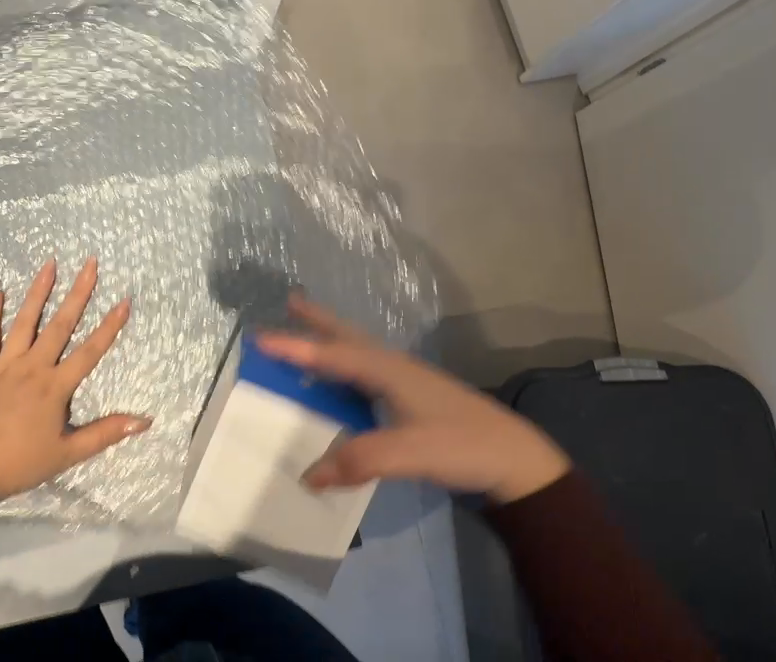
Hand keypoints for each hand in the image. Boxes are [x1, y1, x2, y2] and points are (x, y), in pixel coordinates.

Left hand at [0, 257, 150, 500]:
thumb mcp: (66, 454)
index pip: (89, 352)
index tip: (124, 300)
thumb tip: (145, 420)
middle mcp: (32, 368)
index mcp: (55, 387)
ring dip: (38, 291)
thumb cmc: (18, 463)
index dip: (109, 326)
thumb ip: (105, 434)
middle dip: (78, 293)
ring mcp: (4, 365)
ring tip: (50, 264)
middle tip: (90, 264)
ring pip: (25, 321)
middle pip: (60, 325)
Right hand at [256, 294, 569, 503]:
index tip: (259, 337)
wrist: (516, 459)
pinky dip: (345, 364)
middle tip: (289, 302)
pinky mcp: (414, 399)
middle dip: (318, 321)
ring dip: (331, 339)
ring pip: (359, 351)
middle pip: (348, 336)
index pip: (332, 353)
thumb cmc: (463, 446)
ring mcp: (406, 381)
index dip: (295, 346)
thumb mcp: (412, 454)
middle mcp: (394, 367)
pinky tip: (343, 380)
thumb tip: (308, 473)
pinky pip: (367, 371)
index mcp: (389, 370)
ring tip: (307, 332)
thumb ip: (361, 459)